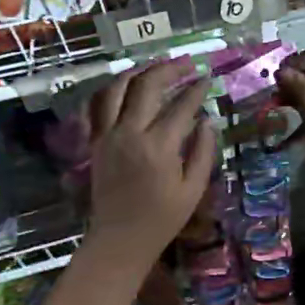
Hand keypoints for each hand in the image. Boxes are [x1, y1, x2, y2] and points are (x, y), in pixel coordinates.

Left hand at [86, 60, 215, 264]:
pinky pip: (100, 105)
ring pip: (118, 88)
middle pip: (147, 86)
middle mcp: (130, 133)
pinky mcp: (96, 141)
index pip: (182, 106)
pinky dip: (114, 90)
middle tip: (187, 65)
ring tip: (156, 67)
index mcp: (159, 147)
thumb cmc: (162, 219)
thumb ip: (202, 151)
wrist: (119, 239)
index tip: (208, 79)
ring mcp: (108, 135)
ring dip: (138, 72)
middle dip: (170, 70)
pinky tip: (128, 85)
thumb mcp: (193, 189)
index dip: (197, 89)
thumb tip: (206, 120)